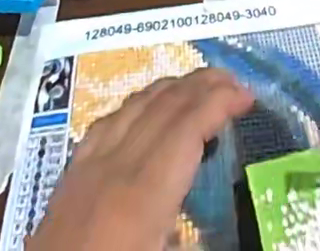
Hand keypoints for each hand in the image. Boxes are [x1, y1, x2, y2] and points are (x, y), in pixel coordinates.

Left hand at [28, 68, 252, 250]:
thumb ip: (197, 237)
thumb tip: (229, 220)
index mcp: (144, 196)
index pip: (187, 127)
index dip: (220, 103)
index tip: (248, 96)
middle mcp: (116, 165)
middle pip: (164, 106)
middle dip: (203, 85)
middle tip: (236, 84)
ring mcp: (89, 164)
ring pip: (136, 104)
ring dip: (174, 88)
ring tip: (203, 87)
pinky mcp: (71, 173)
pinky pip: (110, 120)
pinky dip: (139, 103)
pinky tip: (149, 109)